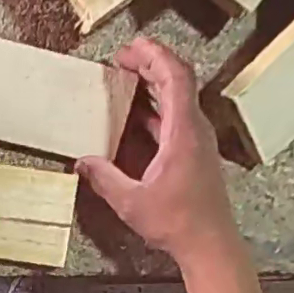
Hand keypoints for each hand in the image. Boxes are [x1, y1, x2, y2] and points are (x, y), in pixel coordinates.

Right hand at [77, 38, 241, 266]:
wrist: (209, 243)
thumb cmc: (179, 223)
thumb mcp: (131, 202)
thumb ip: (104, 178)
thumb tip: (83, 162)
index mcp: (183, 133)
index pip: (175, 76)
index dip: (152, 55)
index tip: (130, 49)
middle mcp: (196, 131)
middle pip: (178, 80)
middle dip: (150, 63)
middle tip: (123, 60)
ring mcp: (198, 141)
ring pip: (179, 98)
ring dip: (154, 85)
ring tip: (127, 82)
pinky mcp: (196, 154)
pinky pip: (177, 119)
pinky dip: (157, 109)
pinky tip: (137, 118)